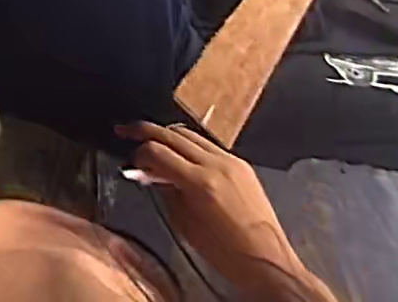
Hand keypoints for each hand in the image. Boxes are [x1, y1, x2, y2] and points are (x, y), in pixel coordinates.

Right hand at [118, 122, 335, 301]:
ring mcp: (230, 161)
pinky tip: (180, 152)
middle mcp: (215, 165)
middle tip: (125, 130)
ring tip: (151, 139)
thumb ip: (165, 192)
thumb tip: (149, 172)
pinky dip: (188, 144)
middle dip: (144, 130)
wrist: (272, 266)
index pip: (158, 151)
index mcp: (200, 183)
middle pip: (170, 133)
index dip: (139, 153)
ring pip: (188, 133)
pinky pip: (207, 144)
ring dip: (166, 134)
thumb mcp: (186, 226)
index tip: (131, 160)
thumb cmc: (227, 255)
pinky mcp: (241, 164)